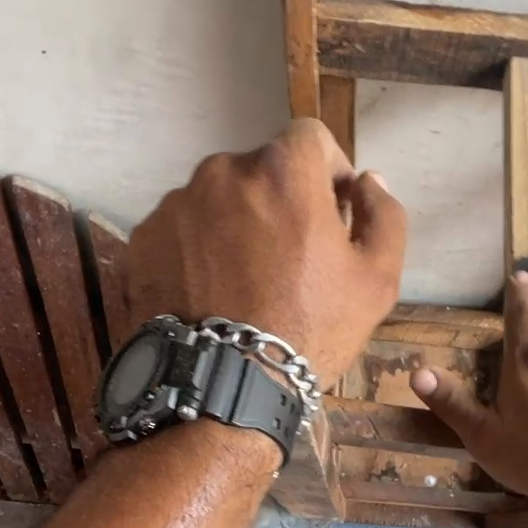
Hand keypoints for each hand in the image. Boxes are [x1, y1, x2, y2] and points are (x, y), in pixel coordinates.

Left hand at [125, 119, 405, 384]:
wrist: (222, 388)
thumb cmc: (309, 332)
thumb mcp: (376, 281)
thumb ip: (384, 217)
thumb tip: (369, 182)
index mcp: (282, 170)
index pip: (310, 139)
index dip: (327, 173)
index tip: (331, 214)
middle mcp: (221, 171)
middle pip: (260, 172)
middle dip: (279, 203)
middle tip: (288, 261)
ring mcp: (174, 206)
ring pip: (217, 201)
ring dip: (235, 226)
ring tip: (243, 285)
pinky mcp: (142, 241)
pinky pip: (181, 233)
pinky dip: (197, 252)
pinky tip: (210, 295)